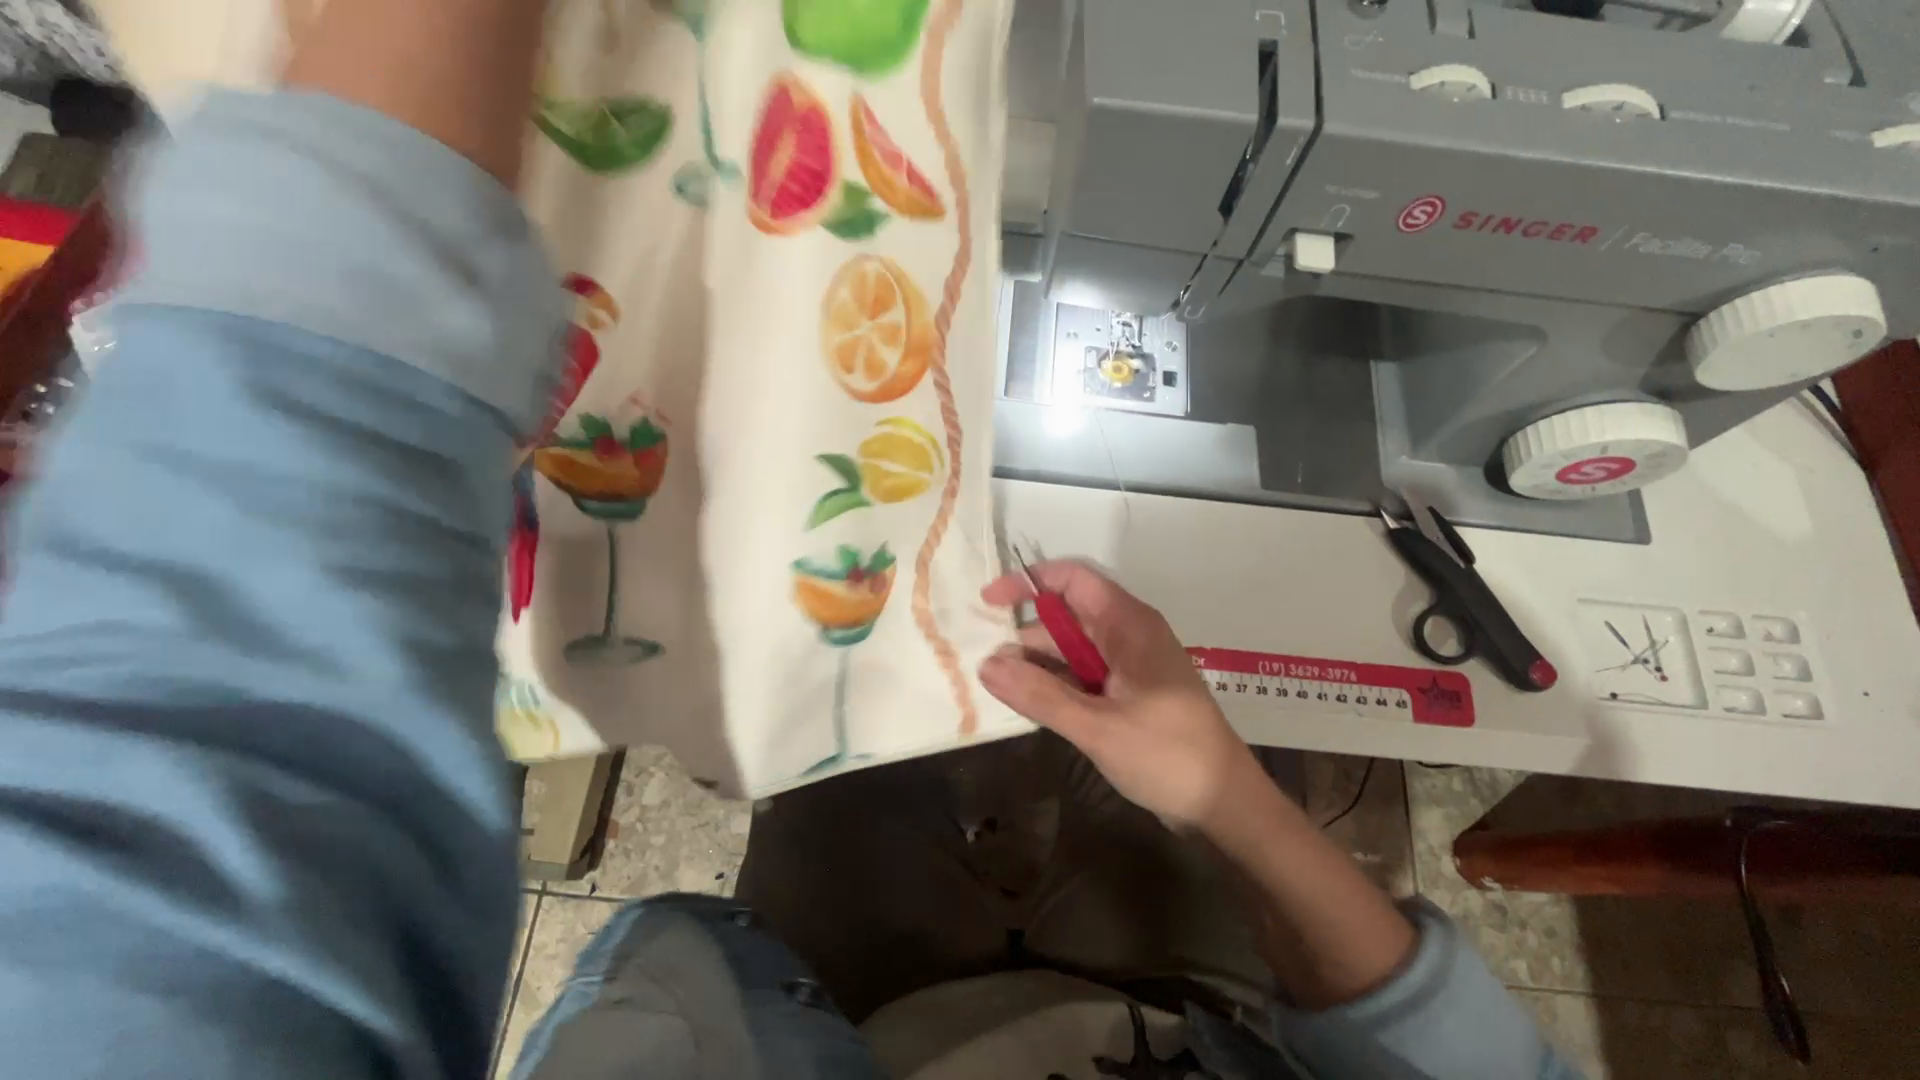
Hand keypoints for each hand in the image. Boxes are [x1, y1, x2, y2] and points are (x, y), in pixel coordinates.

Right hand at [978, 560, 1261, 827]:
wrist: (1224, 804)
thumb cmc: (1168, 755)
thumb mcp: (1098, 727)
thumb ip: (1040, 696)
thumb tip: (985, 665)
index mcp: (1129, 626)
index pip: (1073, 580)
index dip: (1028, 582)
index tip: (987, 602)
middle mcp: (1128, 637)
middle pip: (1066, 618)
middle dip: (1024, 635)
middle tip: (980, 662)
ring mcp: (1128, 668)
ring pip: (1071, 652)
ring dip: (1036, 666)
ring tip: (992, 688)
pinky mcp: (1127, 697)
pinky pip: (1081, 679)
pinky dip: (1054, 687)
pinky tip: (1025, 706)